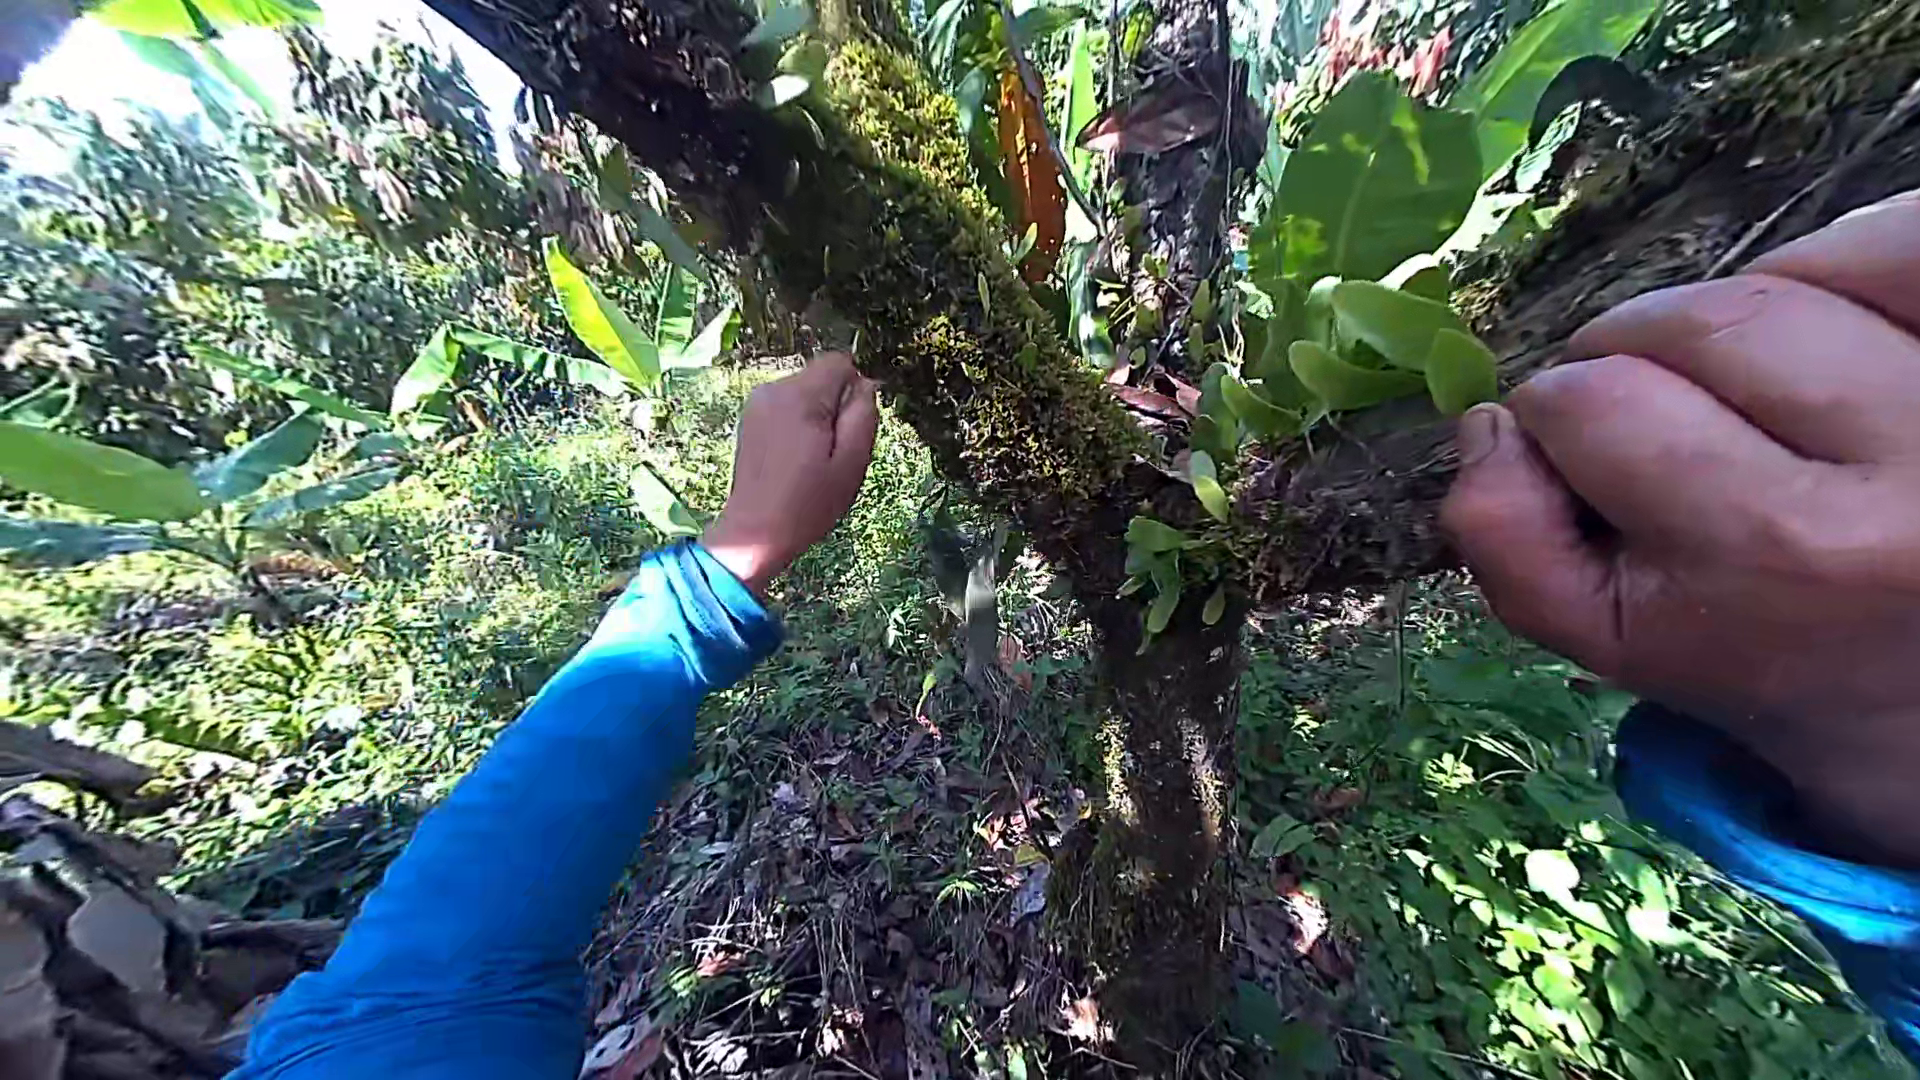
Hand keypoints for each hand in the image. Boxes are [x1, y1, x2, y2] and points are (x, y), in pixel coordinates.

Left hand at [702, 352, 878, 594]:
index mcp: (800, 396)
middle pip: (822, 378)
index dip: (856, 391)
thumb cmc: (810, 503)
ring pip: (805, 393)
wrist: (756, 532)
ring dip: (818, 418)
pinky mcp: (750, 418)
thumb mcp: (852, 462)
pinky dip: (799, 425)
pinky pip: (787, 407)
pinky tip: (795, 459)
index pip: (840, 363)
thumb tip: (866, 384)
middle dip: (836, 407)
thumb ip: (864, 415)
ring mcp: (757, 403)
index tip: (851, 429)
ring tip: (814, 459)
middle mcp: (773, 388)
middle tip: (834, 452)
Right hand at [1440, 191, 1919, 863]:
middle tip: (1632, 410)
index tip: (1552, 444)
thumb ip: (1488, 532)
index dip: (1544, 412)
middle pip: (1686, 325)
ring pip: (1816, 261)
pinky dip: (1864, 257)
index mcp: (1769, 556)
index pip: (1584, 402)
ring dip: (1731, 308)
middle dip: (1624, 356)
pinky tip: (1844, 329)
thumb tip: (1482, 420)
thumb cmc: (1734, 662)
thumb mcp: (1572, 636)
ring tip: (1733, 374)